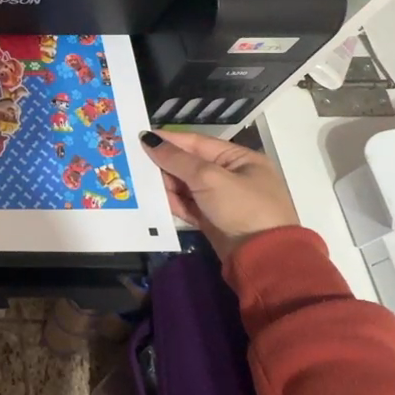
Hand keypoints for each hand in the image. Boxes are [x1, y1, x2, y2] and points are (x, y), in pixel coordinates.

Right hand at [139, 129, 297, 257]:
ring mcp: (221, 199)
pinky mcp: (212, 218)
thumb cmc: (241, 207)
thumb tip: (148, 139)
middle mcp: (231, 176)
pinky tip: (152, 200)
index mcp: (239, 159)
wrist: (262, 257)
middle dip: (164, 163)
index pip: (197, 143)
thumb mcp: (209, 178)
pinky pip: (187, 204)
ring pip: (185, 185)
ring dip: (164, 184)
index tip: (138, 136)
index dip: (168, 140)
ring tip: (138, 180)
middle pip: (189, 164)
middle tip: (132, 161)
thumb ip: (177, 159)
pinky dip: (171, 202)